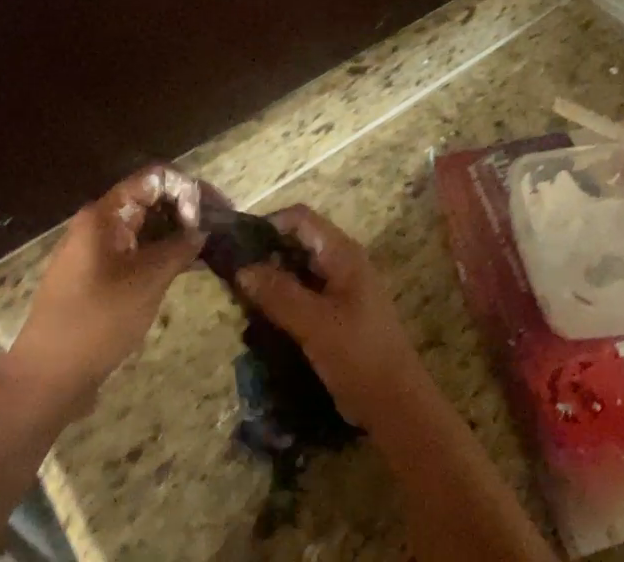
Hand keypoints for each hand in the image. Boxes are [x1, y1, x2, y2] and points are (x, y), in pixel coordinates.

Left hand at [7, 166, 204, 394]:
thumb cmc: (98, 321)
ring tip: (211, 247)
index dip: (189, 188)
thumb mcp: (147, 281)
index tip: (217, 212)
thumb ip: (179, 248)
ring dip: (177, 232)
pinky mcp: (98, 276)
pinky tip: (188, 267)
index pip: (155, 178)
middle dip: (187, 209)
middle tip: (222, 229)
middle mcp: (98, 224)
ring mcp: (96, 251)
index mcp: (104, 215)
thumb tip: (202, 228)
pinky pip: (136, 251)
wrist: (48, 377)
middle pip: (150, 199)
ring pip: (145, 227)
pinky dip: (162, 253)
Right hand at [235, 205, 428, 427]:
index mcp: (343, 254)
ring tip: (236, 296)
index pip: (301, 219)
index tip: (235, 244)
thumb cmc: (359, 355)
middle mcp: (342, 265)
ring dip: (270, 281)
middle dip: (265, 254)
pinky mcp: (334, 316)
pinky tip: (257, 318)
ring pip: (297, 272)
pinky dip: (280, 302)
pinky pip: (302, 297)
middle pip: (297, 243)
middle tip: (229, 274)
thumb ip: (278, 293)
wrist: (394, 404)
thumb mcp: (315, 323)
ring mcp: (340, 291)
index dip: (268, 223)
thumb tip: (241, 269)